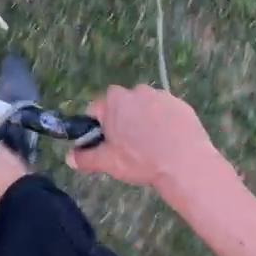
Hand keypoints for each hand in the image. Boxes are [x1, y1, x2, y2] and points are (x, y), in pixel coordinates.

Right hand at [67, 84, 222, 191]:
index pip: (97, 109)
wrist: (186, 164)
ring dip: (145, 119)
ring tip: (154, 146)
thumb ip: (86, 158)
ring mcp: (160, 95)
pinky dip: (166, 122)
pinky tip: (171, 142)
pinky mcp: (181, 104)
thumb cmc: (142, 161)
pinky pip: (167, 111)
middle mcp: (135, 91)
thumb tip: (68, 158)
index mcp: (114, 101)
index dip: (99, 127)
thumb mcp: (109, 163)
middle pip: (122, 106)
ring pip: (145, 106)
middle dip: (123, 121)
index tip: (108, 143)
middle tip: (131, 146)